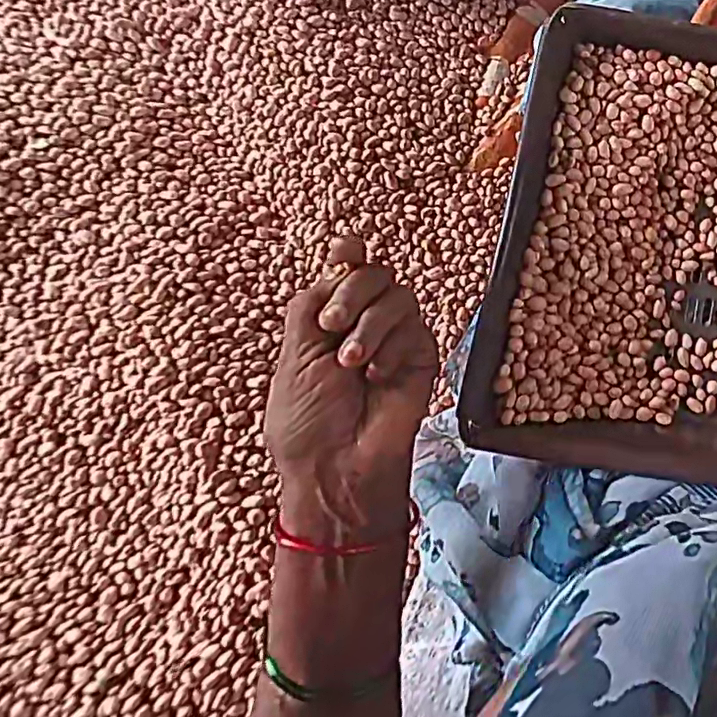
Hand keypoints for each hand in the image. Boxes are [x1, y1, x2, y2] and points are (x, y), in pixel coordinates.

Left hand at [266, 237, 437, 540]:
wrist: (336, 465)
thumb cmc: (306, 418)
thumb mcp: (295, 354)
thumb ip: (315, 301)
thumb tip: (343, 256)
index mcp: (333, 318)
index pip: (348, 269)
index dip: (349, 253)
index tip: (344, 252)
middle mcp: (367, 321)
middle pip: (375, 273)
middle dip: (353, 292)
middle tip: (332, 325)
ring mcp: (397, 337)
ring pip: (398, 296)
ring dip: (371, 326)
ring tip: (352, 363)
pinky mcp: (422, 354)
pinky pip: (414, 328)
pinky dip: (391, 348)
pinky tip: (377, 376)